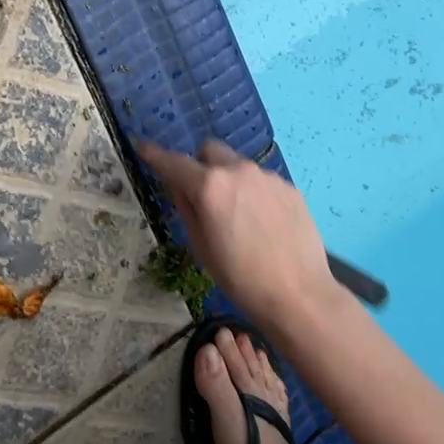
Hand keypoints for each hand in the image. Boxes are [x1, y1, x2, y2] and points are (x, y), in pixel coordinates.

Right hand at [138, 138, 339, 322]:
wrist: (299, 295)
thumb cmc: (241, 279)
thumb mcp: (201, 247)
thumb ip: (186, 208)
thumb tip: (179, 185)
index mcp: (209, 186)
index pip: (174, 163)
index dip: (156, 156)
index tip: (144, 148)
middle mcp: (238, 171)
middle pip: (209, 151)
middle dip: (200, 165)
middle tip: (203, 195)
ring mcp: (267, 177)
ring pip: (238, 166)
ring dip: (230, 180)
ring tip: (240, 218)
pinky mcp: (289, 187)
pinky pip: (262, 181)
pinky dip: (254, 194)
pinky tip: (264, 225)